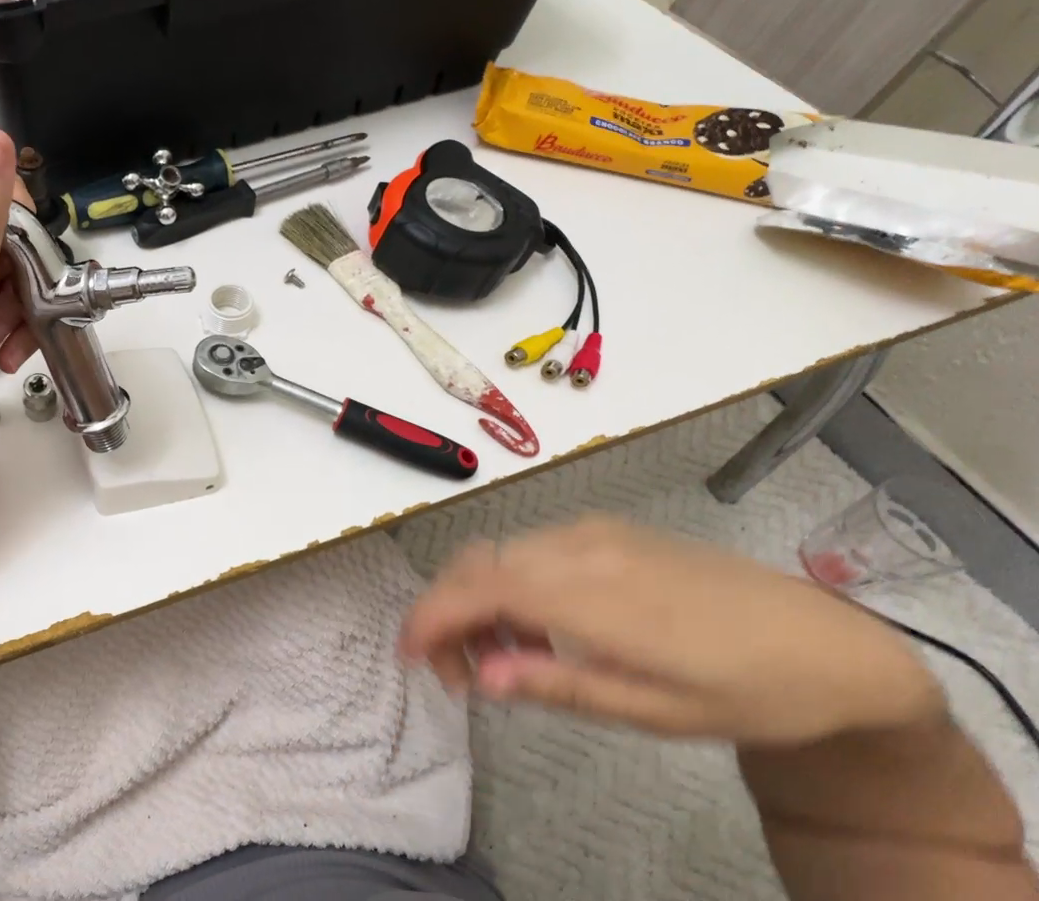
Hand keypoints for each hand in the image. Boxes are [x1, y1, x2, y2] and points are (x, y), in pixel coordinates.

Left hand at [0, 129, 38, 487]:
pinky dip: (17, 322)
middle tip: (20, 301)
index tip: (24, 250)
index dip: (11, 208)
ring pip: (10, 263)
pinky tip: (9, 351)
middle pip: (0, 223)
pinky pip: (7, 297)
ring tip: (9, 335)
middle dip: (23, 266)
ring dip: (24, 301)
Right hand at [399, 517, 945, 744]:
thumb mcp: (657, 711)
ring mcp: (595, 532)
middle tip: (457, 673)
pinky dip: (506, 581)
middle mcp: (584, 548)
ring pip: (497, 553)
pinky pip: (528, 547)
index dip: (431, 616)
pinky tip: (537, 623)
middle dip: (445, 613)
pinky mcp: (606, 530)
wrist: (833, 646)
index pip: (480, 588)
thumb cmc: (750, 692)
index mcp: (597, 596)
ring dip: (474, 598)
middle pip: (476, 564)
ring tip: (500, 655)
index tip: (408, 655)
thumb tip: (480, 677)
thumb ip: (560, 686)